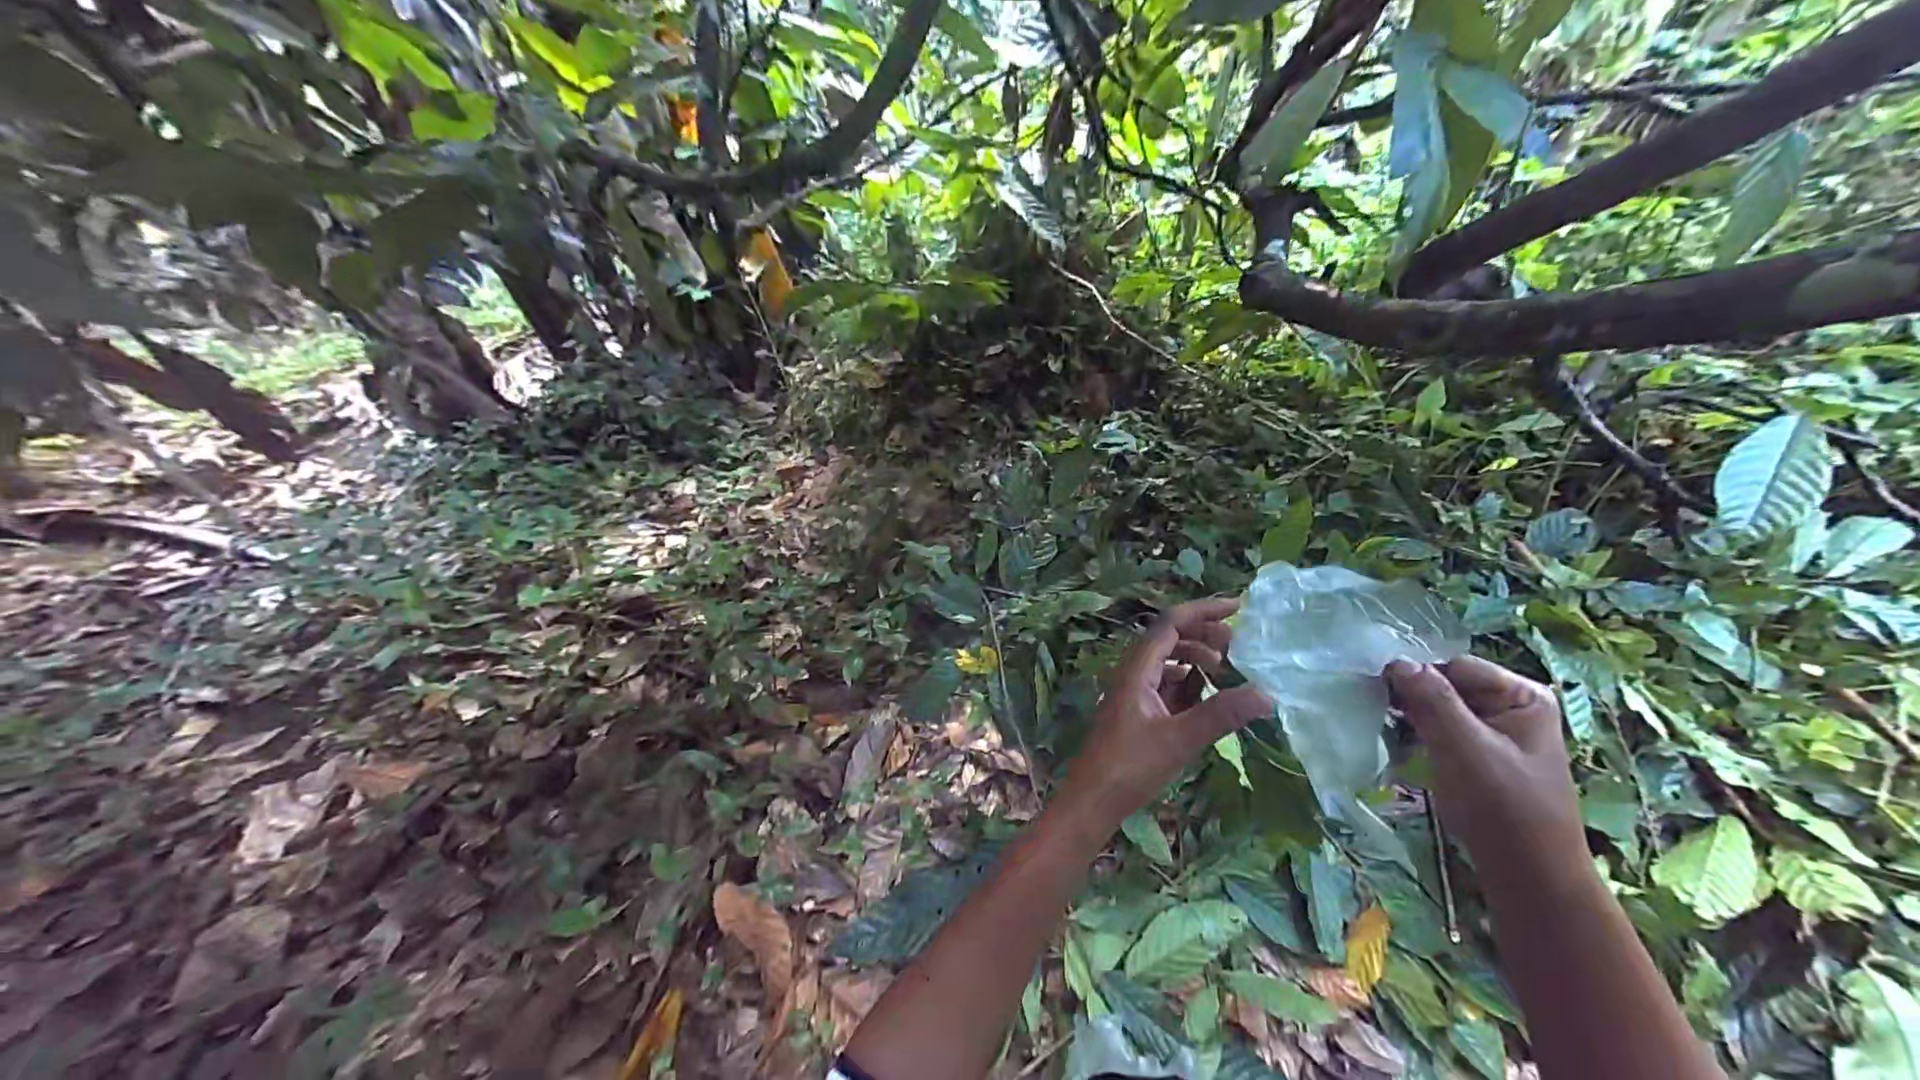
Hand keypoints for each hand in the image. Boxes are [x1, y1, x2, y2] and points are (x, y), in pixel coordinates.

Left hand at [1062, 598, 1273, 826]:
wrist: (1091, 800)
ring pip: (1168, 662)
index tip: (1239, 607)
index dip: (1204, 610)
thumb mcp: (1180, 740)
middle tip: (1239, 645)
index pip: (1171, 624)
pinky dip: (1187, 683)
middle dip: (1204, 634)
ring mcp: (1133, 692)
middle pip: (1169, 638)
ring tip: (1226, 670)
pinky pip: (1165, 685)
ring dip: (1196, 658)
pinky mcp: (1137, 712)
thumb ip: (1221, 715)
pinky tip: (1206, 696)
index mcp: (1137, 669)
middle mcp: (1132, 673)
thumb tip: (1267, 694)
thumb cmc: (1129, 767)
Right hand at [1386, 656, 1588, 888]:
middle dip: (1412, 698)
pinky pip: (1439, 729)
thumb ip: (1432, 700)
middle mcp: (1511, 707)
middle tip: (1382, 715)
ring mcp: (1495, 731)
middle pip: (1446, 684)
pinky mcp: (1478, 754)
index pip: (1455, 666)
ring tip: (1389, 733)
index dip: (1418, 677)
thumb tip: (1395, 661)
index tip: (1383, 694)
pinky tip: (1401, 747)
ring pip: (1438, 707)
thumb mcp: (1465, 748)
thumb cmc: (1504, 808)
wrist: (1529, 876)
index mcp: (1522, 696)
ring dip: (1411, 717)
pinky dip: (1417, 734)